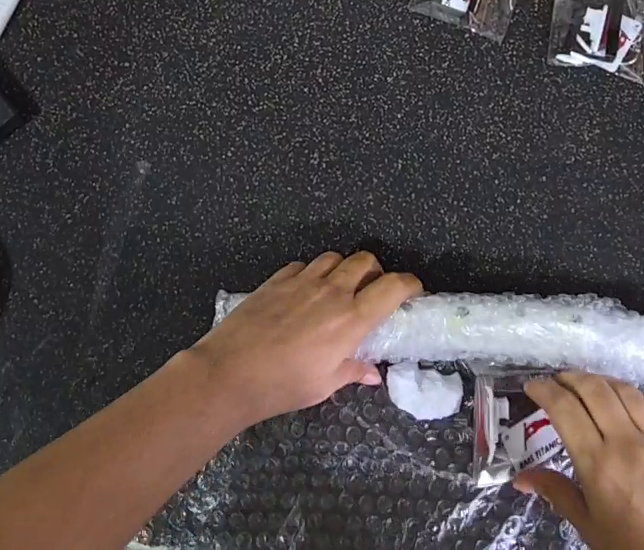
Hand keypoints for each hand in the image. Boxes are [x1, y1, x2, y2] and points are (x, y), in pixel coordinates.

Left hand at [185, 251, 421, 426]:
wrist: (229, 372)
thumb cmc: (282, 386)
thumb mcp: (324, 385)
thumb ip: (352, 371)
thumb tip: (372, 372)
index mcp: (350, 319)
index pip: (393, 287)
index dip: (410, 284)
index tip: (414, 292)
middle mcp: (331, 292)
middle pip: (365, 261)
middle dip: (376, 271)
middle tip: (372, 291)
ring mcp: (302, 281)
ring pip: (334, 257)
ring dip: (343, 269)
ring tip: (338, 289)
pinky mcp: (277, 279)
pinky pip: (303, 265)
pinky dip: (312, 273)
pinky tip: (304, 292)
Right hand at [514, 372, 643, 549]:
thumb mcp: (590, 528)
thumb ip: (557, 493)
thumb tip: (521, 478)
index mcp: (598, 464)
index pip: (564, 409)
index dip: (544, 390)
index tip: (532, 386)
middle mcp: (627, 443)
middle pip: (594, 389)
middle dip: (570, 377)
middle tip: (556, 382)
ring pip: (626, 391)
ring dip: (603, 381)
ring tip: (589, 386)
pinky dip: (641, 399)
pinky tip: (632, 406)